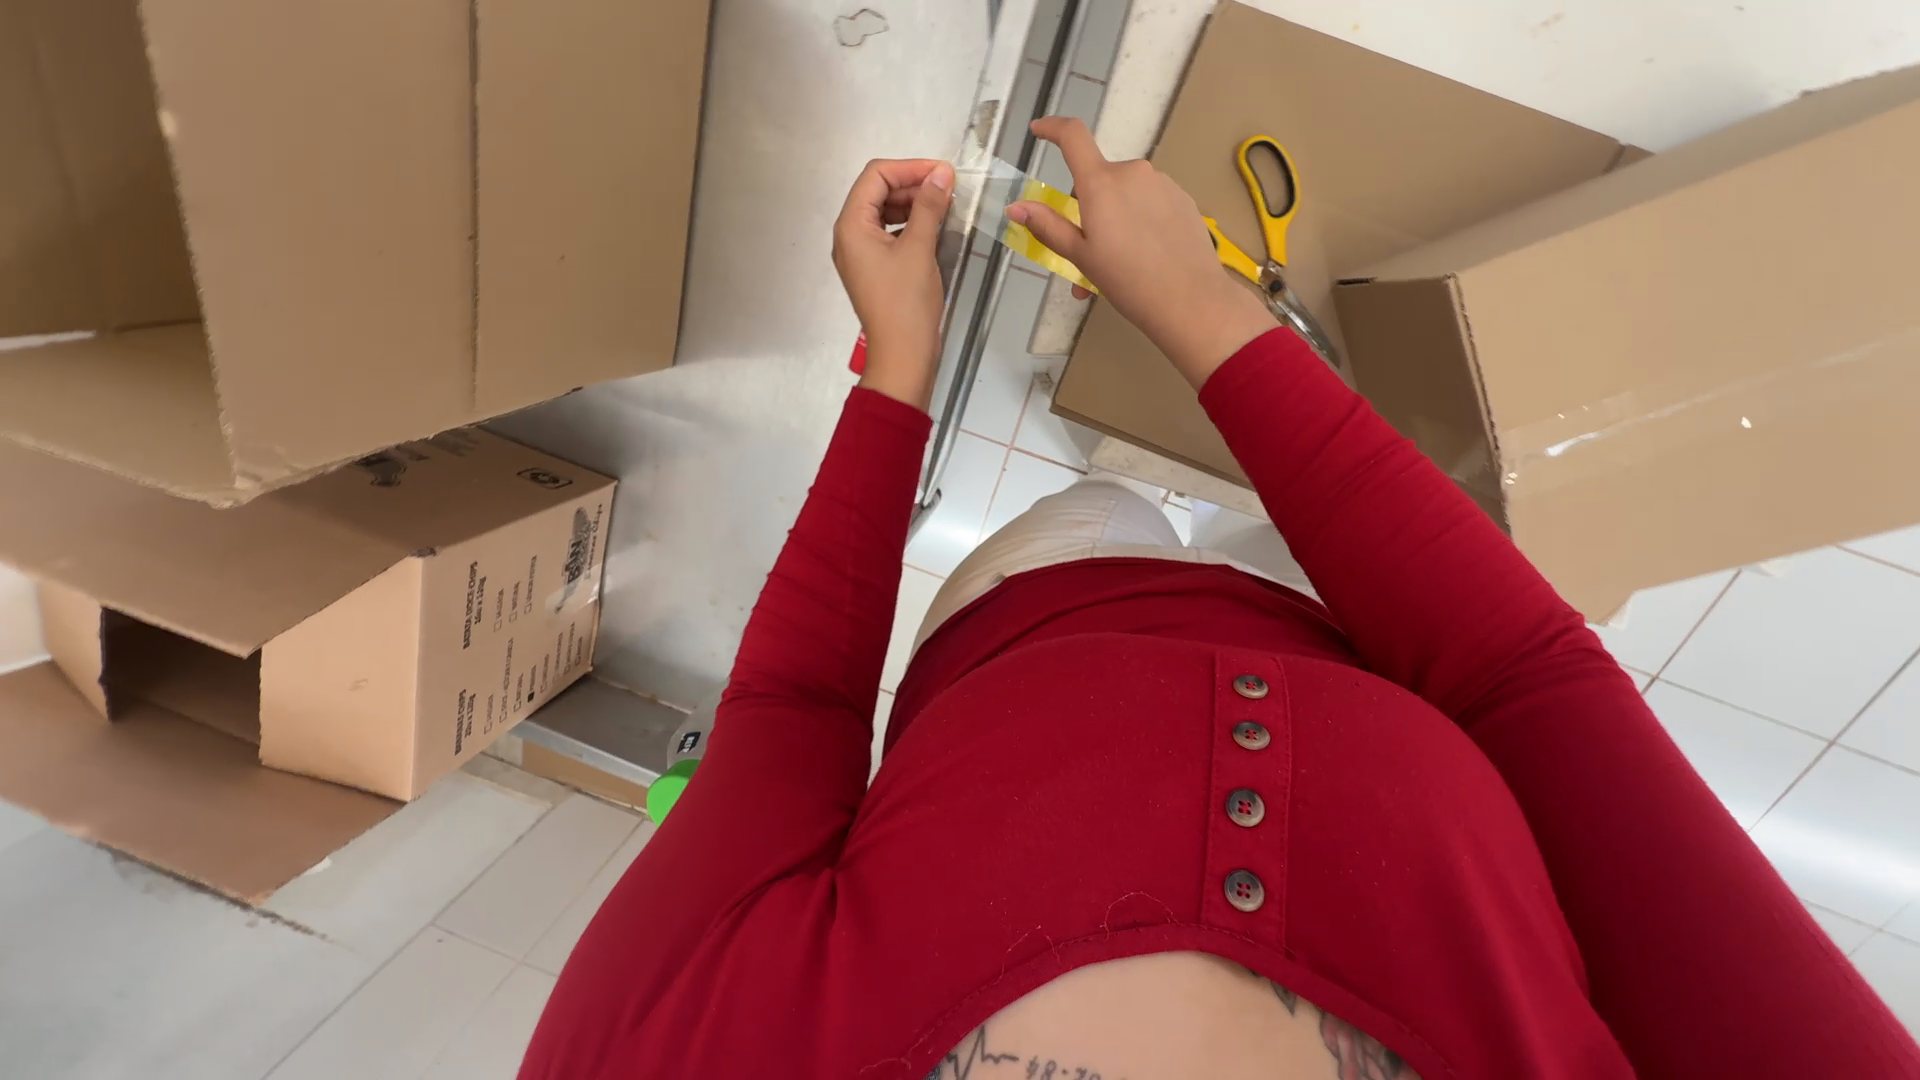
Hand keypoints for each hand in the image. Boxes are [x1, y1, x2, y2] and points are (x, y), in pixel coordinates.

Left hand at [833, 158, 953, 409]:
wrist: (902, 356)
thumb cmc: (906, 304)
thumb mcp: (920, 249)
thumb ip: (929, 206)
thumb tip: (941, 175)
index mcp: (851, 226)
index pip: (876, 176)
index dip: (910, 168)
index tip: (943, 173)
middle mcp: (849, 237)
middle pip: (877, 192)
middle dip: (911, 185)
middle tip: (947, 189)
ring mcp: (860, 256)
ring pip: (884, 214)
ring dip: (912, 205)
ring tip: (943, 207)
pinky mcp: (873, 271)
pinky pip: (888, 236)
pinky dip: (909, 227)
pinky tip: (933, 229)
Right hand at [1006, 117, 1275, 388]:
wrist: (1189, 299)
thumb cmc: (1128, 281)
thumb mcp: (1081, 257)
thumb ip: (1048, 227)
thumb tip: (1016, 207)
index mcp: (1101, 184)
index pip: (1073, 137)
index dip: (1052, 129)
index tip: (1038, 131)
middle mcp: (1132, 172)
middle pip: (1099, 180)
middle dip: (1087, 211)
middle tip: (1084, 256)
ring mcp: (1161, 183)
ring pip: (1125, 196)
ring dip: (1113, 223)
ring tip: (1116, 268)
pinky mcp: (1182, 199)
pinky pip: (1149, 204)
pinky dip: (1138, 225)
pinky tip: (1145, 258)